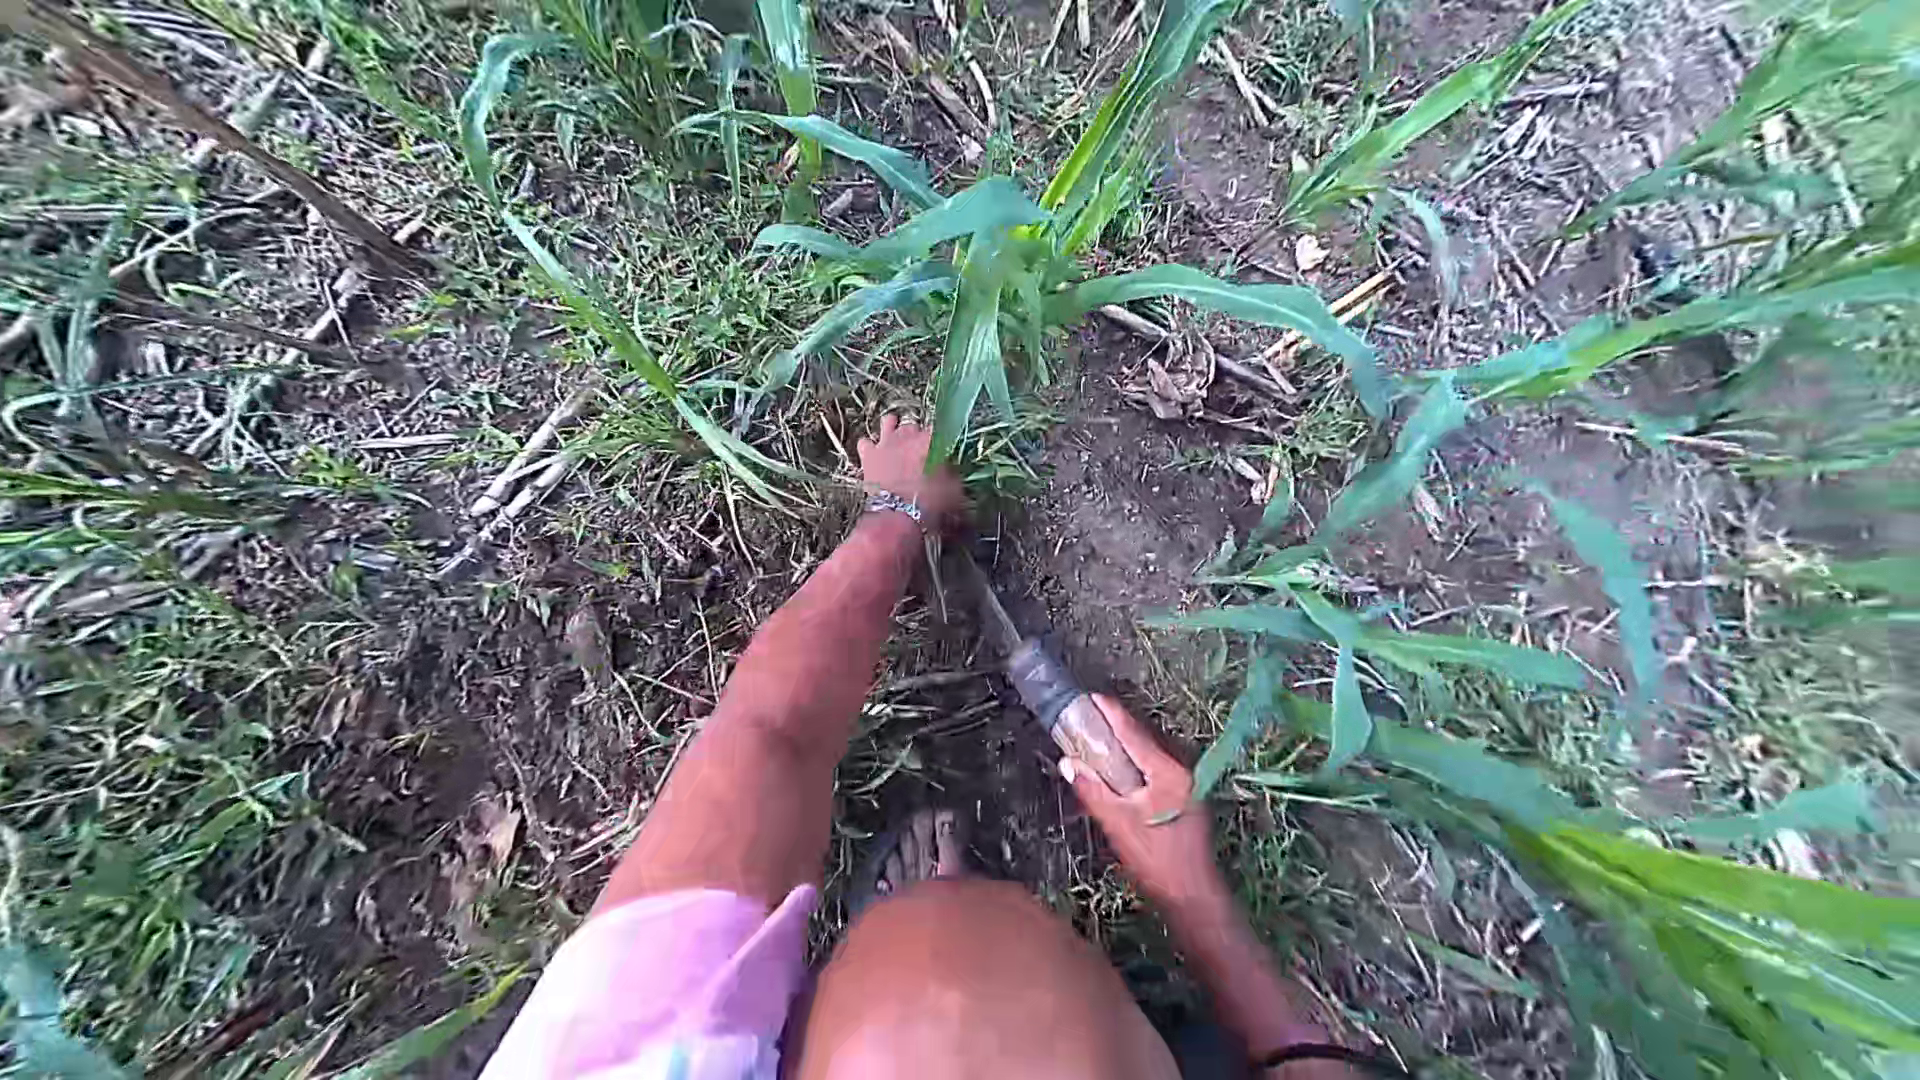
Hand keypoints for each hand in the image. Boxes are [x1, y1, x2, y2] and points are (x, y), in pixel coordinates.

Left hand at [857, 414, 964, 528]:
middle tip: (920, 451)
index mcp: (932, 440)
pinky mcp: (869, 455)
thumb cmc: (927, 503)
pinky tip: (873, 452)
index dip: (942, 442)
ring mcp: (886, 443)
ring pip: (888, 422)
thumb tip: (952, 472)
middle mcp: (908, 435)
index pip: (940, 431)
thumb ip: (953, 474)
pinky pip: (865, 442)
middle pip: (914, 426)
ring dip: (892, 428)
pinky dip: (869, 446)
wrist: (898, 515)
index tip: (944, 452)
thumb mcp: (953, 489)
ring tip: (896, 439)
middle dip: (917, 435)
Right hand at [1060, 694, 1222, 906]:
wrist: (1194, 900)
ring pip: (1151, 754)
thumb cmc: (1157, 861)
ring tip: (1101, 735)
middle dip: (1118, 725)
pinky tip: (1120, 767)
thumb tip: (1068, 762)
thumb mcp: (1118, 824)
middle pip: (1145, 739)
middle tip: (1091, 715)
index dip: (1112, 713)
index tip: (1093, 697)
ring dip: (1127, 743)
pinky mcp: (1184, 799)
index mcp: (1168, 772)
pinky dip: (1136, 760)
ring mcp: (1186, 786)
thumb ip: (1093, 790)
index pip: (1134, 734)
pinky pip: (1155, 768)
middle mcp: (1182, 772)